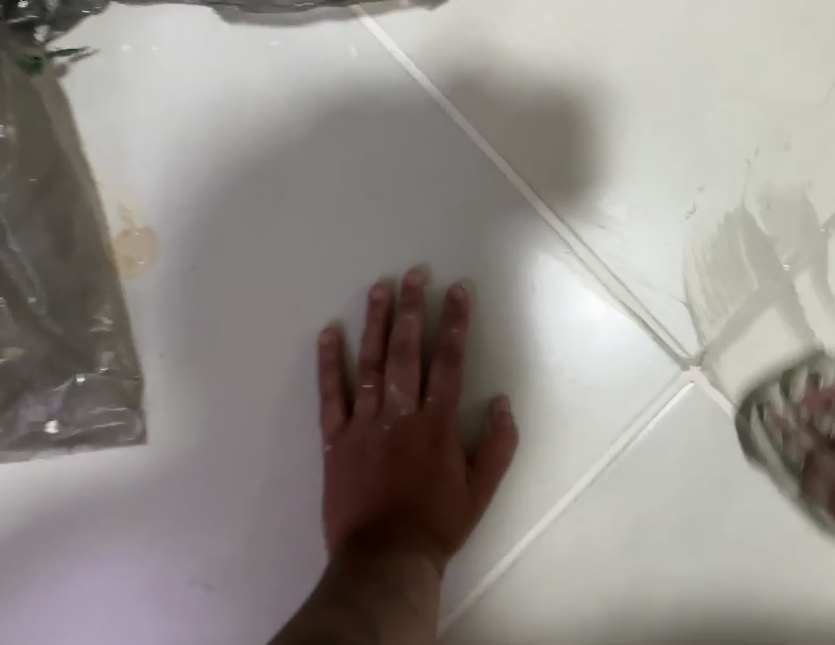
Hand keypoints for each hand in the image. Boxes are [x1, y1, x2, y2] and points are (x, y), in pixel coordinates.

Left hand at [318, 268, 518, 574]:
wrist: (383, 561)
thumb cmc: (436, 524)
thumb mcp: (481, 491)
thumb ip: (498, 445)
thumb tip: (504, 401)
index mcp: (437, 424)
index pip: (450, 362)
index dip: (455, 323)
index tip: (458, 290)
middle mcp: (400, 414)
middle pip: (407, 352)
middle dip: (412, 309)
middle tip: (414, 274)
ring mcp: (364, 424)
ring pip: (371, 363)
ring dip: (375, 323)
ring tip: (380, 288)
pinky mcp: (335, 440)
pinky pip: (331, 395)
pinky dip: (329, 363)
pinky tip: (329, 332)